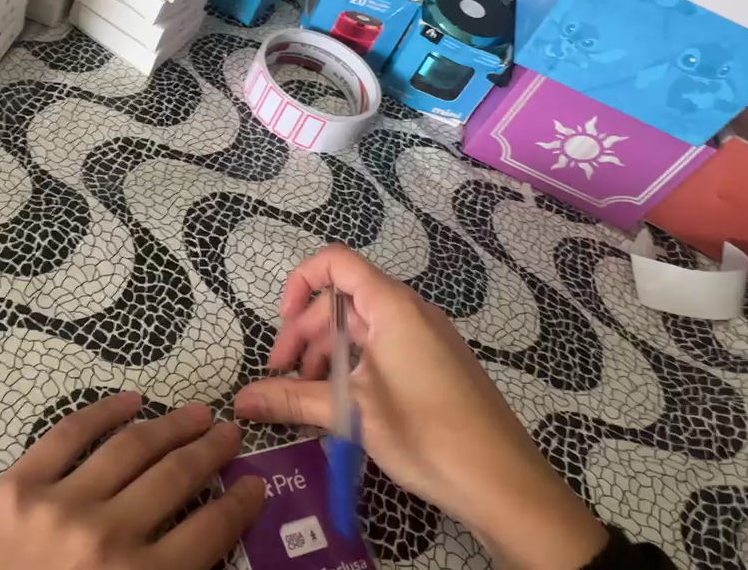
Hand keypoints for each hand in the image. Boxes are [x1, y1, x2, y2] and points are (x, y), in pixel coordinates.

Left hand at [0, 393, 265, 569]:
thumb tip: (197, 555)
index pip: (208, 534)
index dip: (238, 507)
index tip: (253, 484)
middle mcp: (109, 538)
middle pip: (176, 479)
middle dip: (210, 452)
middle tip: (230, 431)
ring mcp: (61, 504)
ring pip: (132, 448)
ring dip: (171, 426)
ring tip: (197, 411)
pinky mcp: (18, 484)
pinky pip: (71, 433)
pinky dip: (105, 411)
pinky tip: (132, 399)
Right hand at [233, 246, 608, 569]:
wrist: (507, 486)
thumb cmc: (426, 434)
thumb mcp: (352, 414)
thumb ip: (292, 398)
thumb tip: (240, 400)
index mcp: (391, 304)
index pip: (334, 261)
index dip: (300, 282)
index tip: (283, 324)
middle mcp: (410, 309)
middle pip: (343, 300)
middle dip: (306, 332)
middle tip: (282, 376)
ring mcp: (427, 336)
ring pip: (362, 327)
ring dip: (328, 353)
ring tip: (308, 395)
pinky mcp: (437, 363)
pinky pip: (384, 346)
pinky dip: (355, 365)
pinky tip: (343, 404)